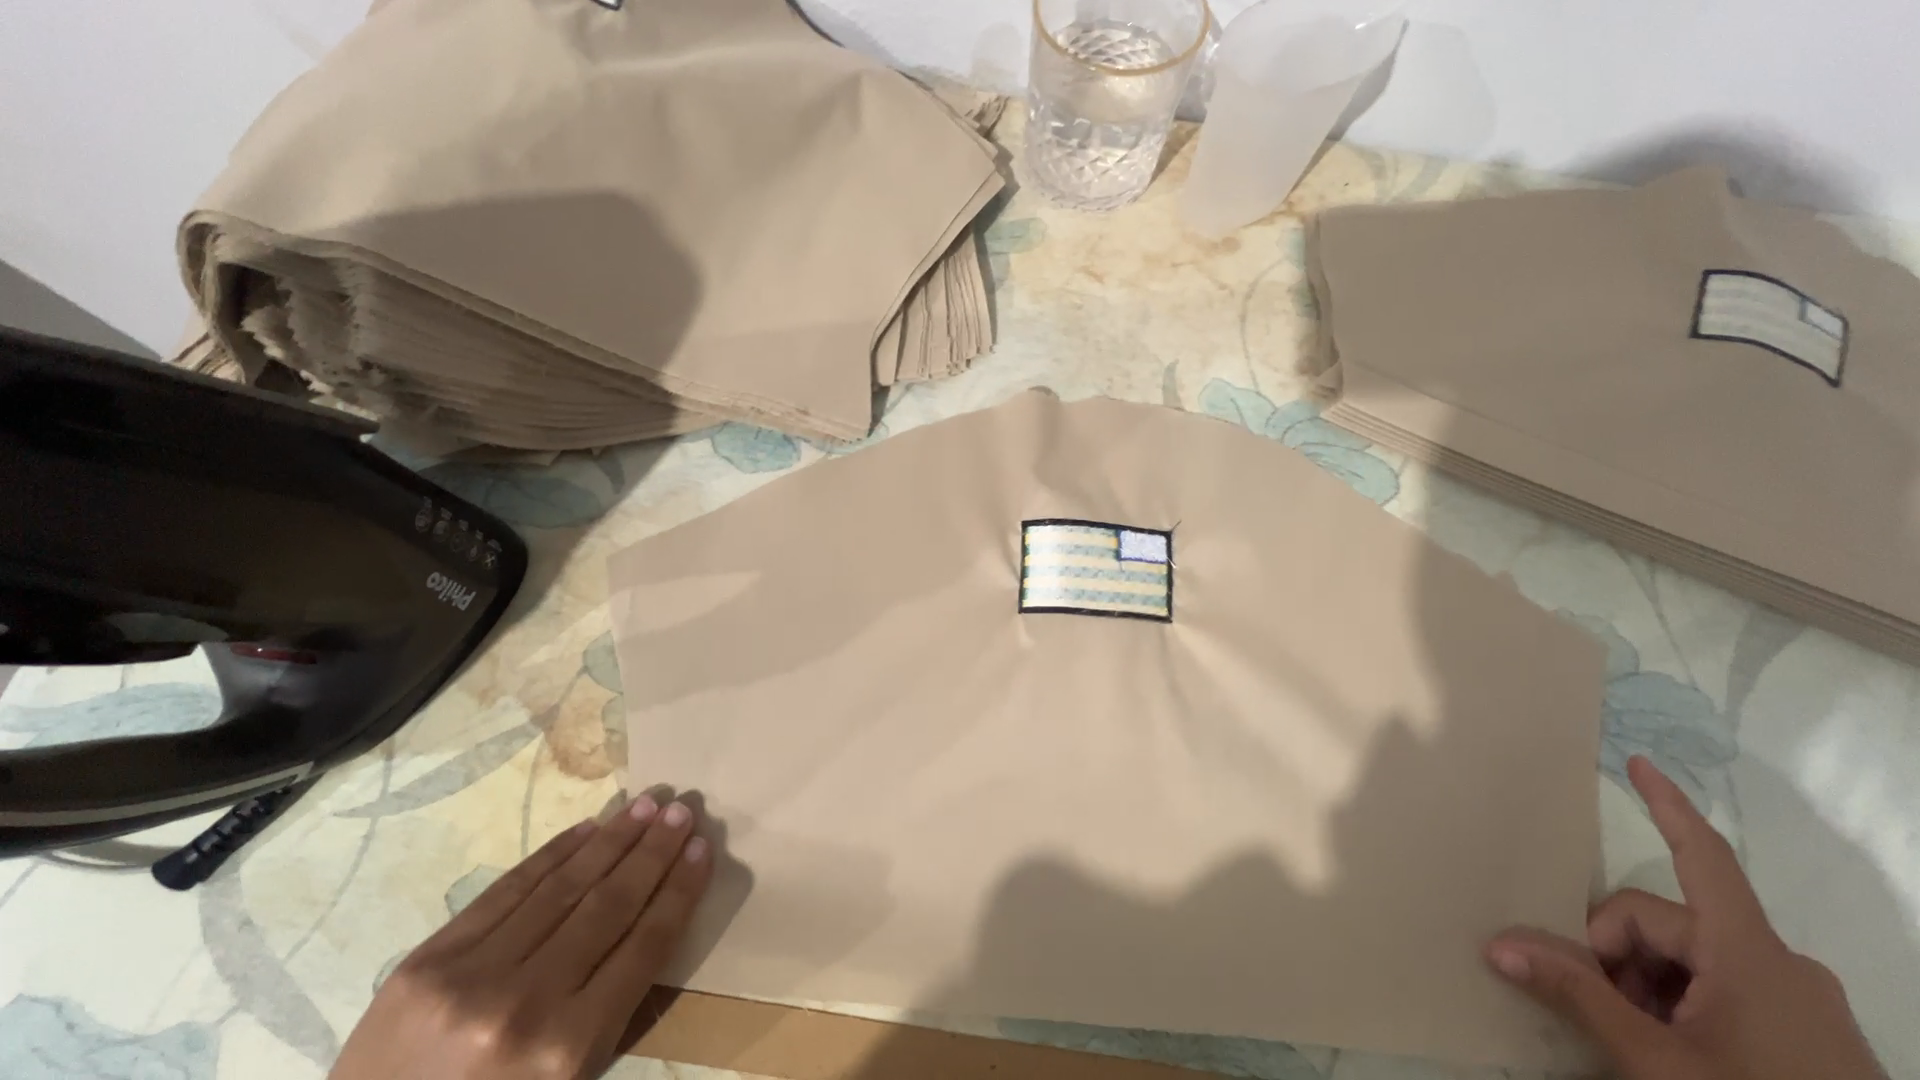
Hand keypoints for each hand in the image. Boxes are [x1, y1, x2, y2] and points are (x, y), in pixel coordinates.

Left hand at [330, 794, 711, 1079]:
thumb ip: (609, 1016)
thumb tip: (649, 927)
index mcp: (568, 1050)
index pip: (643, 947)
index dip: (678, 892)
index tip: (703, 851)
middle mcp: (525, 1004)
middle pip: (608, 906)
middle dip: (652, 853)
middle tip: (683, 810)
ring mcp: (471, 976)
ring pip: (561, 888)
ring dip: (611, 840)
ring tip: (646, 806)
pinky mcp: (428, 959)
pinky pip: (505, 892)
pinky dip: (551, 856)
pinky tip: (585, 829)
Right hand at [1487, 756, 1884, 1079]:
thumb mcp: (1654, 1059)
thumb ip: (1578, 994)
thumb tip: (1499, 943)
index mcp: (1751, 954)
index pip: (1702, 857)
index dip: (1667, 806)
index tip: (1636, 761)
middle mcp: (1780, 964)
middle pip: (1666, 922)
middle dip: (1614, 954)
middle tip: (1595, 1007)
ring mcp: (1797, 1000)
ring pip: (1689, 961)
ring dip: (1643, 985)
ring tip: (1632, 1038)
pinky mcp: (1804, 1033)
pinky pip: (1720, 991)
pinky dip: (1677, 1005)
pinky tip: (1664, 1045)